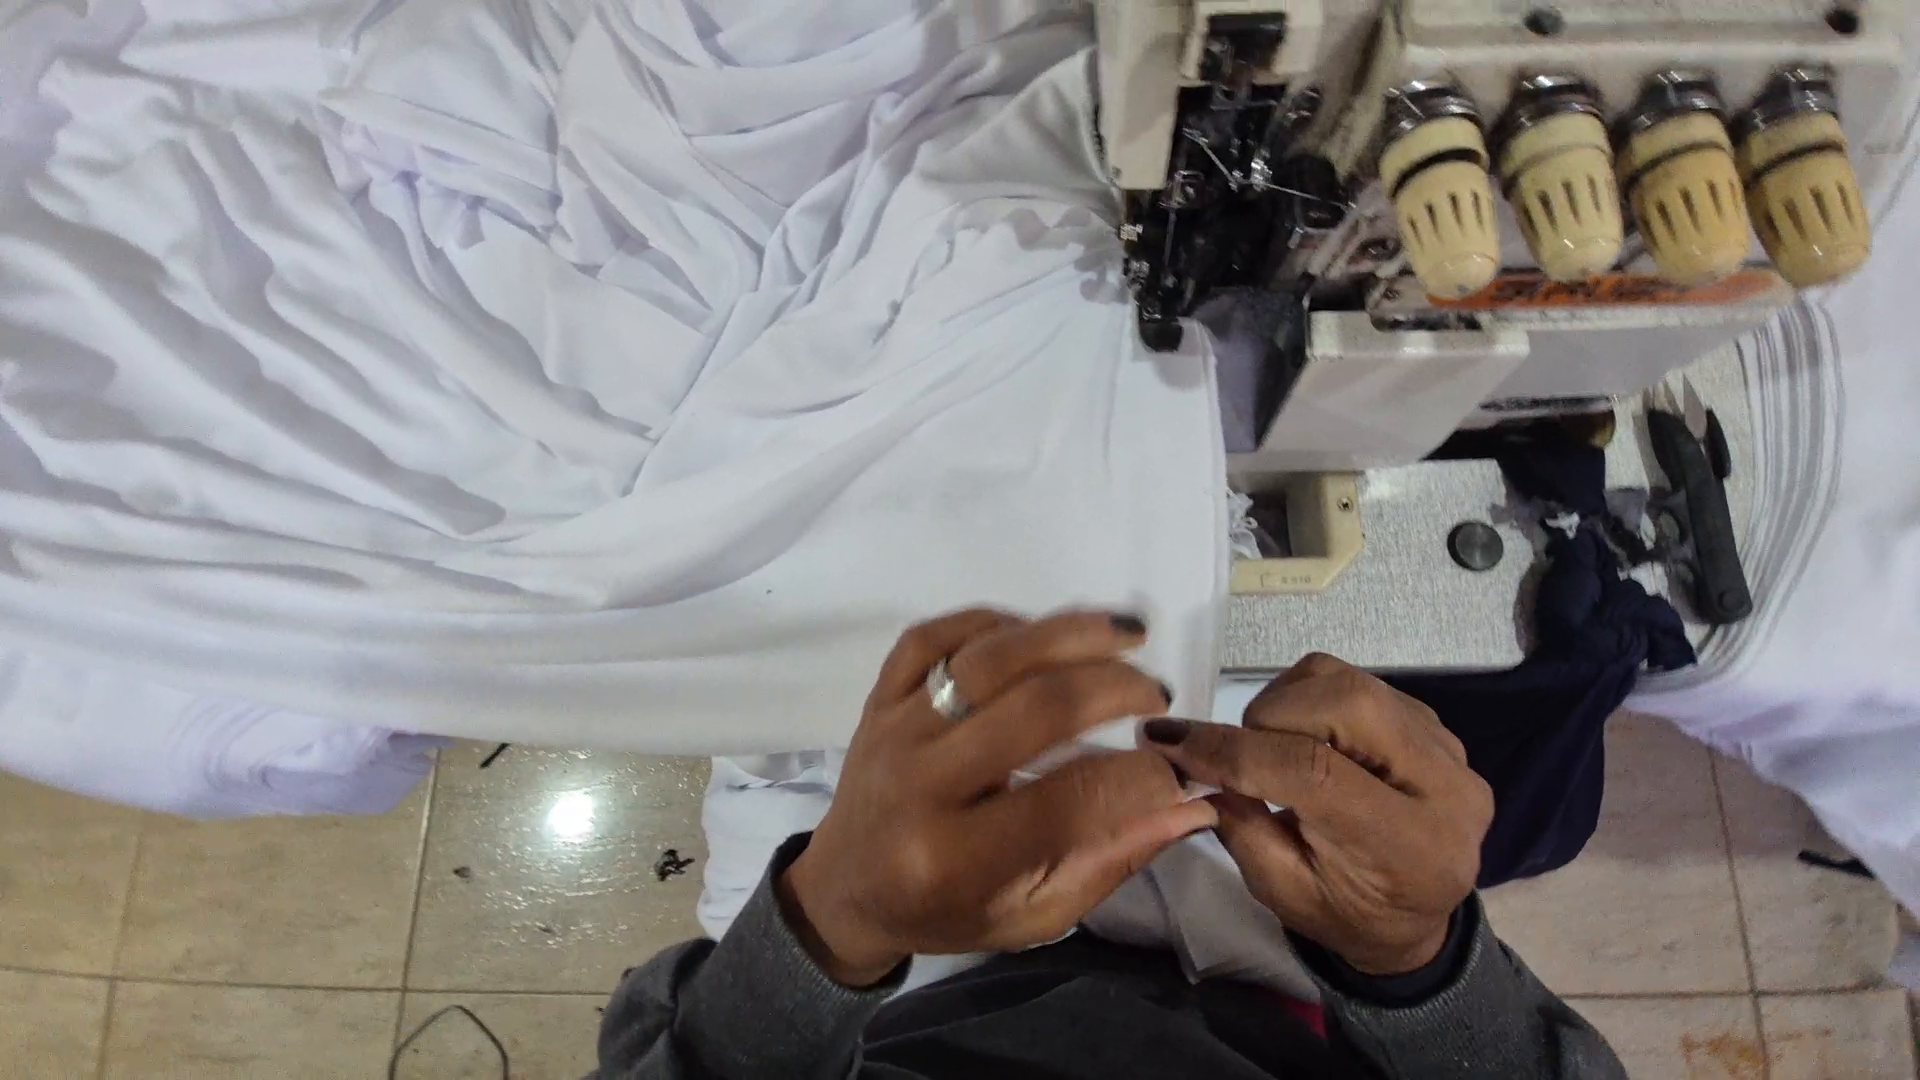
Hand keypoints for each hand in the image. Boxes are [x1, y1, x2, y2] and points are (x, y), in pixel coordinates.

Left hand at [778, 609, 1217, 986]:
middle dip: (1113, 688)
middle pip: (1033, 708)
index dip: (1143, 777)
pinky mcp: (877, 696)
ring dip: (1066, 634)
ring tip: (1125, 634)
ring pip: (987, 658)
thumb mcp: (1030, 914)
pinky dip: (991, 622)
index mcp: (956, 856)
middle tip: (1155, 691)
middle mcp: (920, 783)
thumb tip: (1187, 801)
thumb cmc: (942, 910)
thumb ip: (1108, 859)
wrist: (846, 887)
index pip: (1070, 799)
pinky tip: (1035, 631)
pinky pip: (932, 636)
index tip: (1178, 764)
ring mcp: (892, 728)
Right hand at [1141, 654, 1493, 974]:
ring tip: (1273, 746)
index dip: (1233, 750)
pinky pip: (1351, 678)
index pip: (1314, 772)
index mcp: (1410, 845)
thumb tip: (1188, 754)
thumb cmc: (1343, 911)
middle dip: (1268, 719)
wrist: (1413, 913)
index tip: (1168, 741)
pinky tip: (1303, 736)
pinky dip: (1306, 696)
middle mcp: (1443, 784)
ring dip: (1285, 703)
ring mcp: (1443, 744)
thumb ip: (1238, 822)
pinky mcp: (1428, 721)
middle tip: (1241, 755)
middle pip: (1344, 703)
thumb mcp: (1279, 890)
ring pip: (1343, 680)